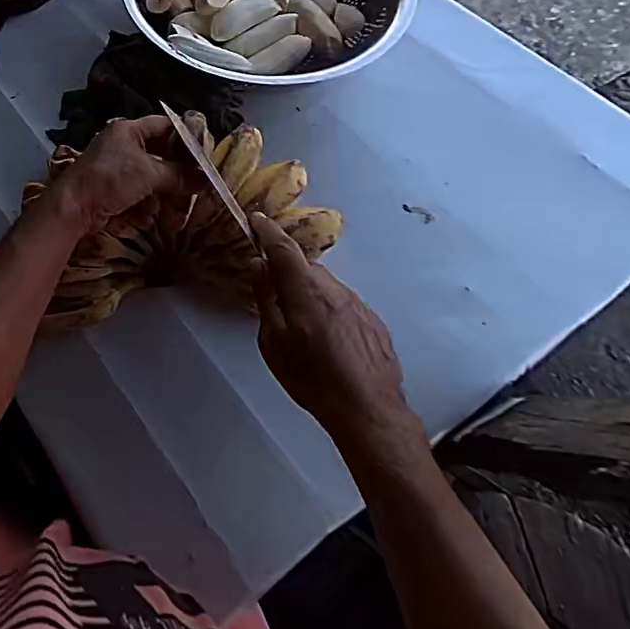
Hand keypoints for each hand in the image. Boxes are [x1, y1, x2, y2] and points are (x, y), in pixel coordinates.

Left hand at [53, 116, 200, 228]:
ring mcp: (116, 164)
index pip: (165, 124)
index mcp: (128, 129)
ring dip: (167, 180)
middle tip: (200, 172)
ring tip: (188, 189)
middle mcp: (121, 142)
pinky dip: (153, 192)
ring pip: (150, 168)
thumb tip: (208, 179)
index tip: (205, 149)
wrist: (73, 207)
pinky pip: (140, 185)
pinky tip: (167, 202)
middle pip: (158, 148)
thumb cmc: (110, 179)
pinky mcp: (112, 185)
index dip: (186, 135)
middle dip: (178, 162)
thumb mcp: (149, 174)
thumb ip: (180, 175)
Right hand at [252, 212, 424, 462]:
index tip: (257, 219)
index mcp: (306, 291)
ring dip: (309, 292)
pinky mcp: (372, 319)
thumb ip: (265, 298)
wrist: (368, 408)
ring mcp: (357, 303)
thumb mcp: (274, 342)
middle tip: (272, 289)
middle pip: (304, 267)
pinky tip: (326, 338)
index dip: (267, 231)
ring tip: (301, 326)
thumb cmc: (314, 379)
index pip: (283, 248)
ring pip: (324, 285)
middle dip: (287, 271)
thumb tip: (258, 265)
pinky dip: (328, 308)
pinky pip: (342, 303)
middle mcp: (334, 288)